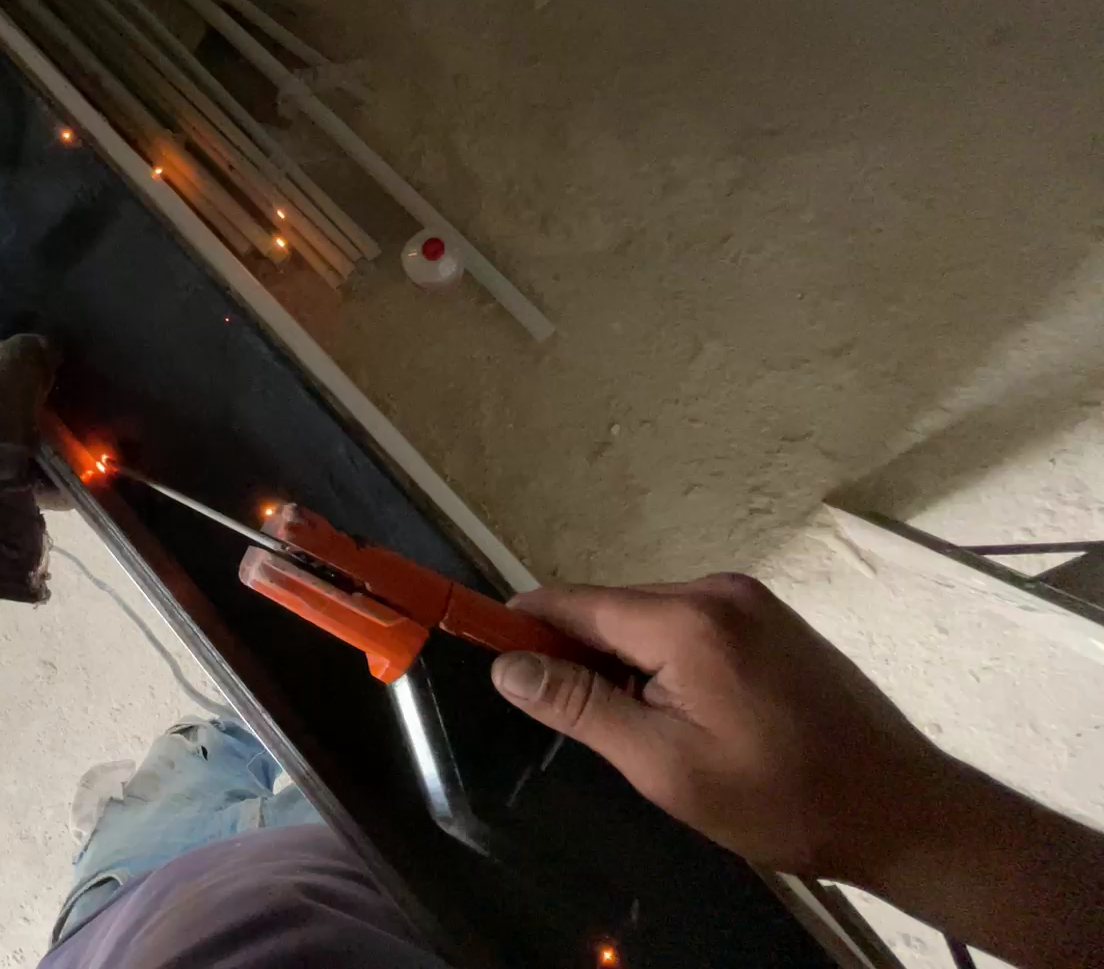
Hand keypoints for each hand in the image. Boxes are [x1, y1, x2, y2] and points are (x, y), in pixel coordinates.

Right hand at [489, 573, 951, 880]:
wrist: (916, 818)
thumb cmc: (781, 799)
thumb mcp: (663, 764)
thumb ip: (578, 705)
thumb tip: (504, 666)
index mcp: (684, 620)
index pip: (569, 603)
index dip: (521, 625)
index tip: (492, 654)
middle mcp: (711, 589)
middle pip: (604, 609)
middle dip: (579, 653)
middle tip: (592, 718)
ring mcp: (744, 597)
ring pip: (639, 616)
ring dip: (621, 657)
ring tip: (651, 720)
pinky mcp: (763, 613)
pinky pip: (678, 621)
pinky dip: (659, 655)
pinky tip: (688, 705)